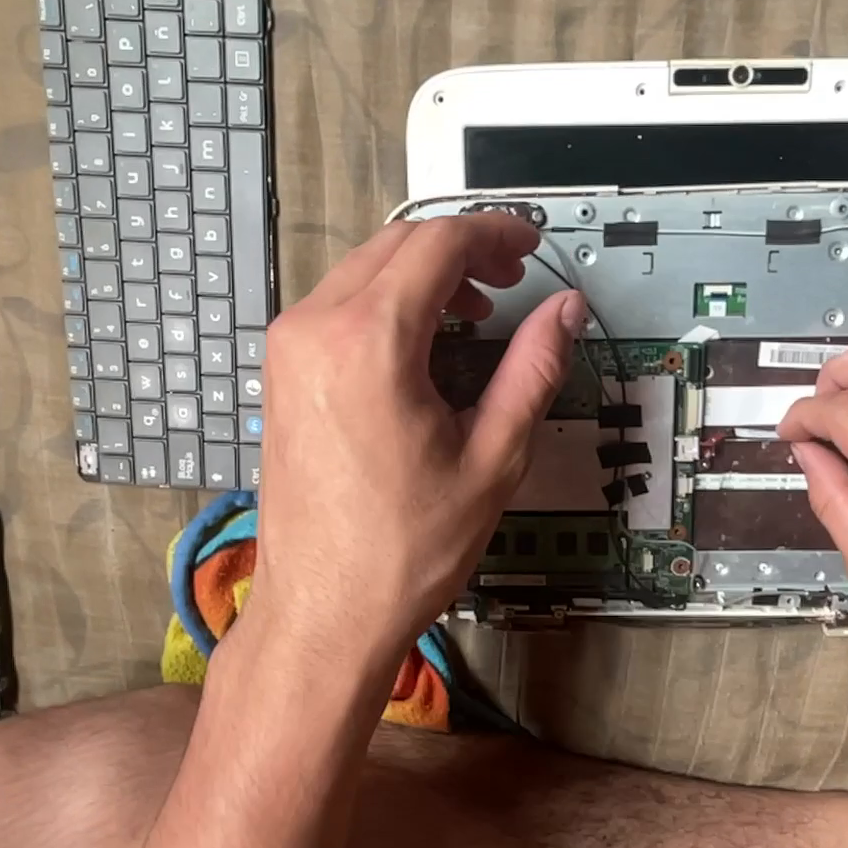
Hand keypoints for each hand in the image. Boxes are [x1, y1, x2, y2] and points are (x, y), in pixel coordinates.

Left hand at [250, 214, 583, 661]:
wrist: (322, 614)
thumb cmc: (401, 552)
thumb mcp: (491, 459)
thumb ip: (532, 370)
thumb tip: (565, 312)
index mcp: (367, 344)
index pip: (437, 244)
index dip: (494, 233)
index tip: (530, 246)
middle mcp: (314, 330)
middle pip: (397, 245)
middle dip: (462, 249)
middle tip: (512, 279)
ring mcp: (289, 351)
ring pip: (365, 270)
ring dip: (425, 274)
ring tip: (476, 313)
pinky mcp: (283, 375)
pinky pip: (339, 306)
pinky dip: (389, 303)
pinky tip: (425, 342)